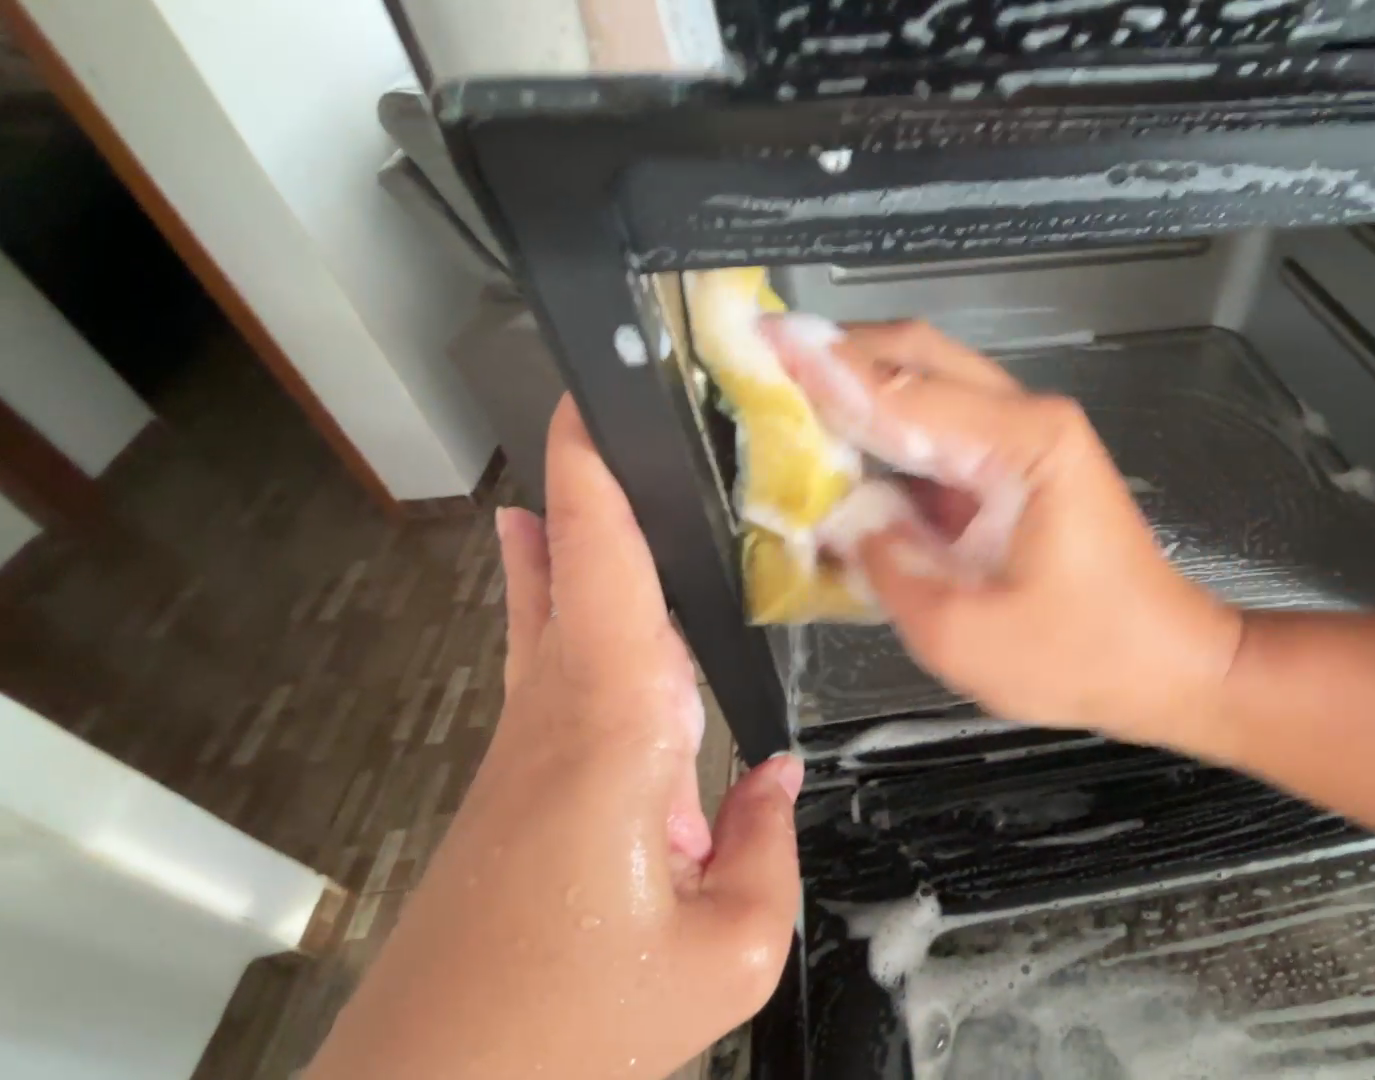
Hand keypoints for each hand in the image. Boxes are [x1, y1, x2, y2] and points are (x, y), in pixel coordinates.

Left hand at [308, 397, 801, 1079]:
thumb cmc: (577, 1026)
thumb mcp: (727, 952)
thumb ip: (767, 848)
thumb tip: (775, 776)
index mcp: (614, 735)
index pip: (600, 576)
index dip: (592, 485)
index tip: (587, 411)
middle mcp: (559, 725)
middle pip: (563, 583)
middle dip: (579, 500)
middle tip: (596, 425)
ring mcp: (524, 759)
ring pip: (546, 626)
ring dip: (558, 555)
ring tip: (564, 492)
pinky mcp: (514, 795)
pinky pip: (550, 682)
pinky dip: (562, 626)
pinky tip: (581, 629)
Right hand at [763, 316, 1242, 744]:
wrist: (1166, 664)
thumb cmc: (1083, 656)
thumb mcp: (963, 632)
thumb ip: (887, 566)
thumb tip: (843, 518)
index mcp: (1023, 444)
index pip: (902, 392)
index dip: (824, 373)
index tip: (760, 344)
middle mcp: (1028, 420)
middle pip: (920, 358)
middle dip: (839, 356)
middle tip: (767, 359)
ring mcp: (1027, 439)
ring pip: (930, 382)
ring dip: (862, 386)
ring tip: (789, 395)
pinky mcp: (1020, 466)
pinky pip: (942, 427)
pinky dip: (889, 429)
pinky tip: (843, 446)